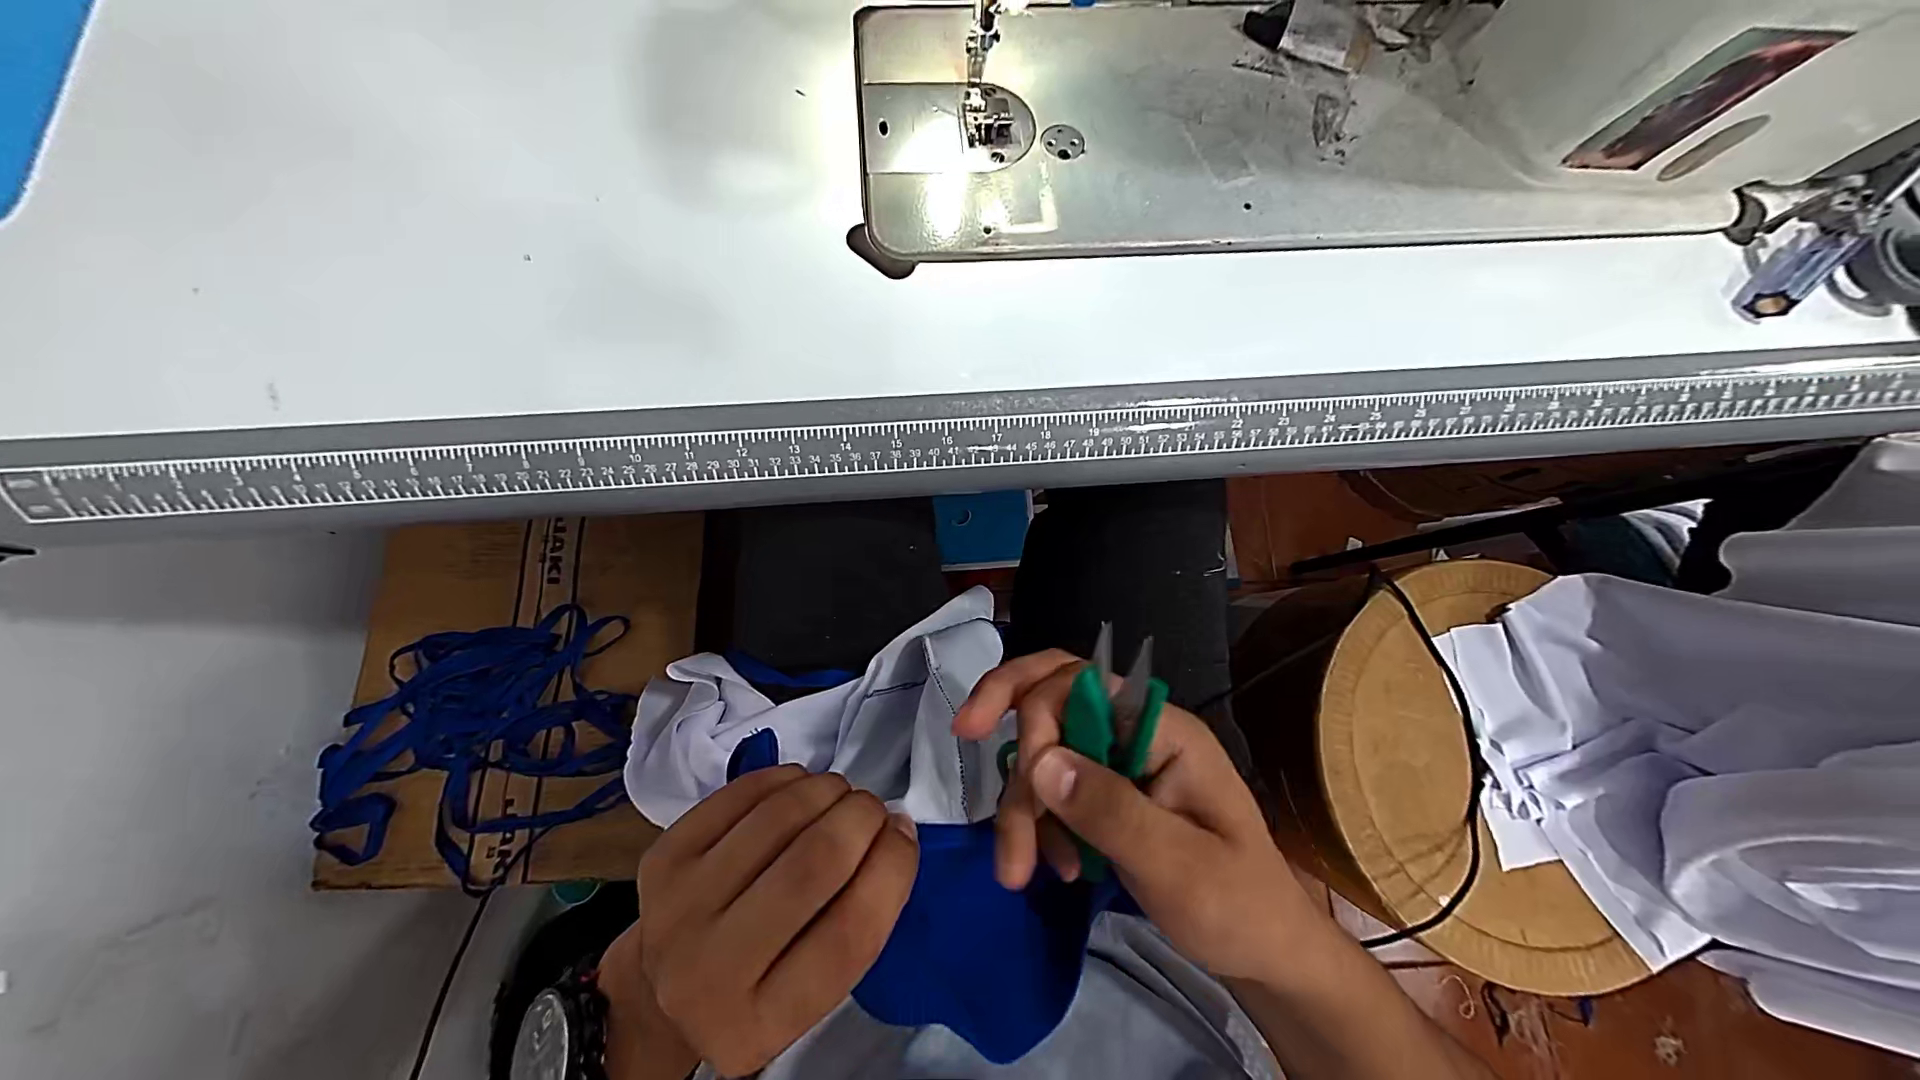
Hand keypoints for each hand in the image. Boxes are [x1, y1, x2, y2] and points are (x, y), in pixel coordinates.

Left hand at [611, 766, 918, 1077]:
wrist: (660, 989)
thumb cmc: (756, 986)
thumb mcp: (810, 986)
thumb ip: (858, 919)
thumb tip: (896, 827)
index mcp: (759, 1024)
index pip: (850, 931)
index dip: (893, 866)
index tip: (904, 832)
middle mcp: (709, 971)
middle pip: (815, 862)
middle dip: (862, 816)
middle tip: (872, 808)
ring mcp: (678, 908)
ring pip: (779, 817)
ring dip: (827, 788)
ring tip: (839, 793)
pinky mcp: (663, 858)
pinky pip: (742, 793)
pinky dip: (786, 777)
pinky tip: (800, 785)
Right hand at [953, 650, 1312, 982]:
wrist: (1262, 950)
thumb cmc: (1238, 907)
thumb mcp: (1180, 869)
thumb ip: (1111, 811)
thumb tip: (1038, 761)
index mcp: (1164, 728)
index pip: (1081, 682)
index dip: (1036, 713)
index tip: (1023, 780)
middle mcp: (1135, 729)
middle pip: (1052, 692)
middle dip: (1013, 729)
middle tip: (964, 735)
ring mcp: (1117, 759)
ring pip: (1042, 748)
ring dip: (1021, 802)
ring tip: (1021, 870)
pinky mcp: (1104, 790)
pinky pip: (1050, 785)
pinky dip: (1034, 820)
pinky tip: (1049, 865)